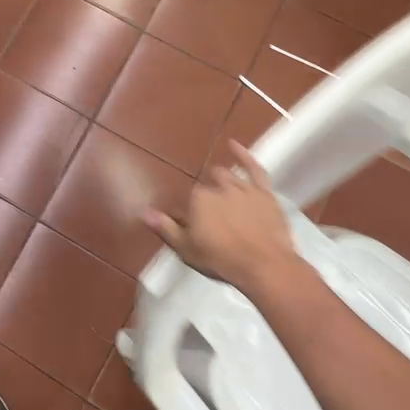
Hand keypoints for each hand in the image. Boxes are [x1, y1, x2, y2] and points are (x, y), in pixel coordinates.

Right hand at [145, 141, 304, 291]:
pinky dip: (243, 155)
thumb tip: (145, 213)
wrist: (264, 265)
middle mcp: (217, 188)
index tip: (192, 225)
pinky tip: (233, 144)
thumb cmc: (221, 259)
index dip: (190, 212)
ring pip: (226, 176)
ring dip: (220, 179)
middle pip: (207, 185)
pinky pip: (253, 168)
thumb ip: (166, 228)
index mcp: (197, 200)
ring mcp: (242, 188)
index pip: (188, 200)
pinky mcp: (263, 192)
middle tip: (208, 212)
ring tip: (218, 186)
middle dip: (205, 195)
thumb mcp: (186, 249)